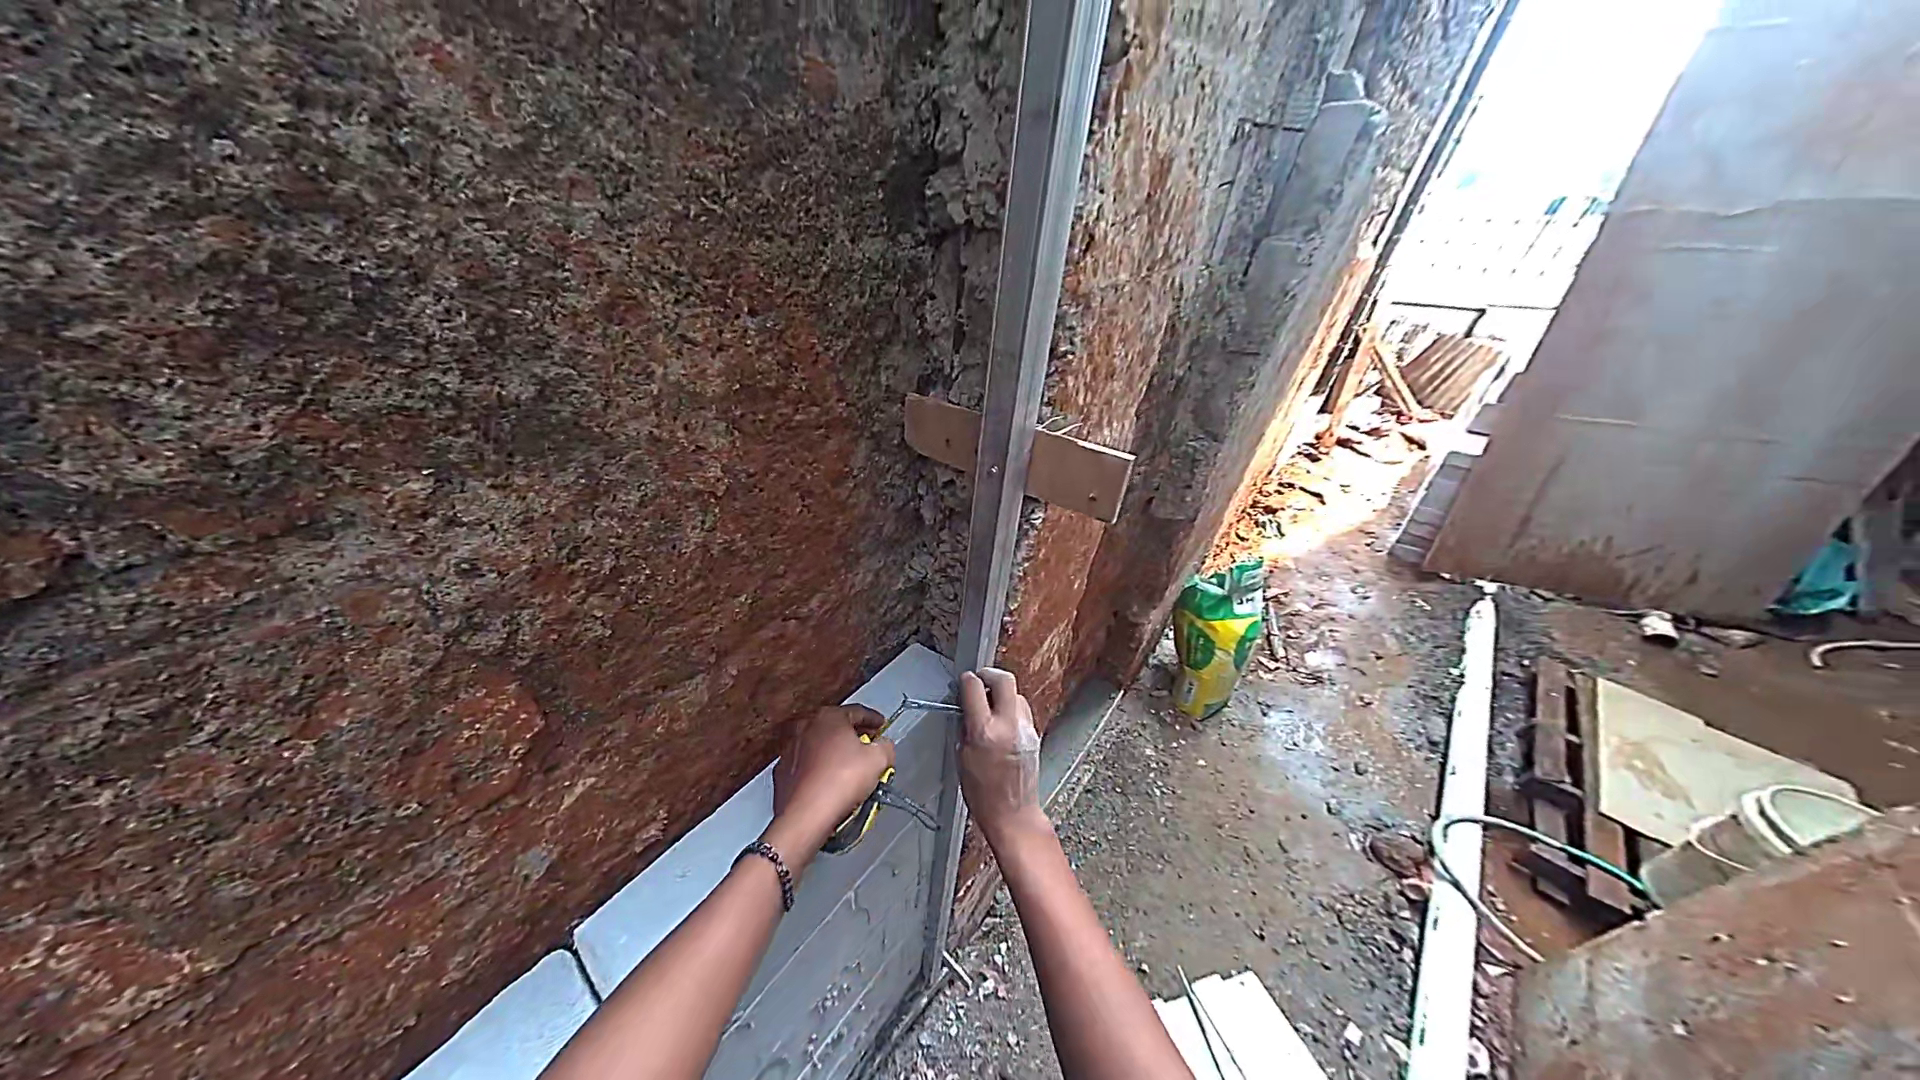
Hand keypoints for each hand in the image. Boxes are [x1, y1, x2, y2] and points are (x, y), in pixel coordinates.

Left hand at [766, 705, 894, 860]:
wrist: (805, 816)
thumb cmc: (838, 783)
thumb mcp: (879, 760)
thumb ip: (886, 746)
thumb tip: (884, 747)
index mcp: (830, 717)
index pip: (858, 711)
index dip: (874, 719)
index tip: (881, 725)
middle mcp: (806, 727)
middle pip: (838, 727)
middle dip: (855, 737)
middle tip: (870, 749)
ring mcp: (791, 749)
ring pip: (821, 747)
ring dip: (836, 755)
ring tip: (851, 772)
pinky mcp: (783, 772)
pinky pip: (808, 766)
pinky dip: (820, 771)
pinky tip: (831, 785)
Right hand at [958, 668, 1045, 843]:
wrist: (1013, 814)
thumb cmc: (983, 794)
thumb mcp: (961, 757)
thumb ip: (965, 726)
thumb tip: (967, 705)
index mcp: (985, 732)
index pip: (975, 687)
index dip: (967, 680)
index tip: (964, 681)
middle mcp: (1008, 726)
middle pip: (1005, 679)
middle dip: (990, 674)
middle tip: (980, 679)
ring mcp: (1025, 730)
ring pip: (1016, 694)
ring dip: (1002, 693)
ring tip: (990, 704)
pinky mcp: (1035, 735)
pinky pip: (1022, 710)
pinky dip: (1011, 709)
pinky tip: (1001, 721)